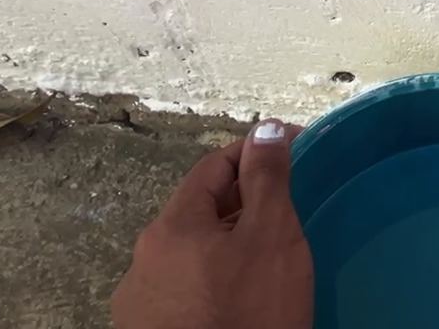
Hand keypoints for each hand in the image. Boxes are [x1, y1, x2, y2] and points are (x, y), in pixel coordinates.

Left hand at [111, 120, 312, 328]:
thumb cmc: (249, 310)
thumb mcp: (271, 234)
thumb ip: (267, 176)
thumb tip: (263, 128)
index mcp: (170, 228)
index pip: (216, 164)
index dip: (258, 150)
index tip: (300, 150)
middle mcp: (142, 262)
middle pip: (203, 207)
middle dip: (249, 197)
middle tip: (293, 204)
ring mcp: (139, 308)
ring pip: (194, 249)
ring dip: (234, 238)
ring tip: (274, 251)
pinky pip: (187, 287)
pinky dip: (219, 275)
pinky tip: (246, 293)